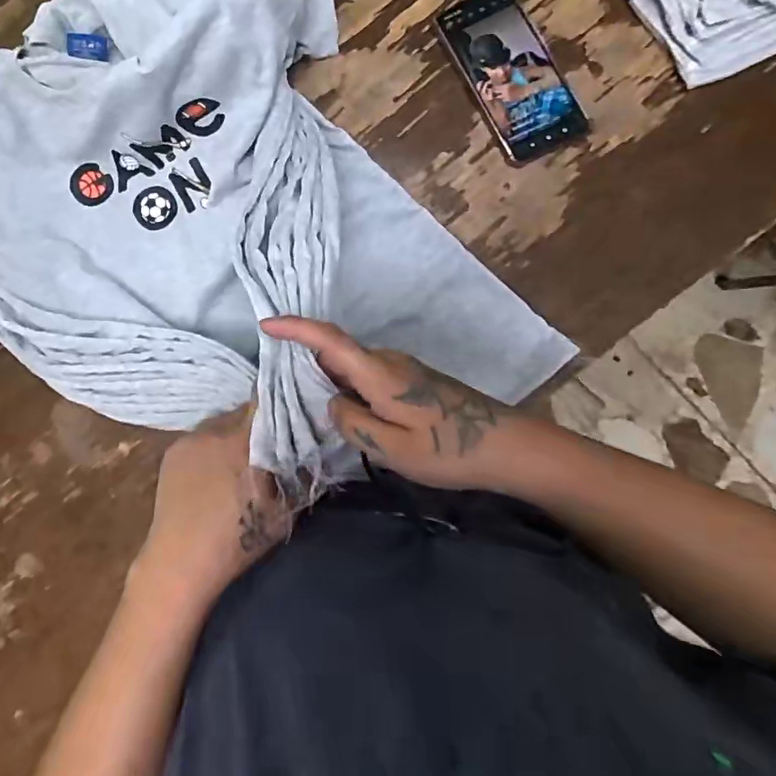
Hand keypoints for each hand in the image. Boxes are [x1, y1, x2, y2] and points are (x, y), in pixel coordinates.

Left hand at [130, 404, 288, 608]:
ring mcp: (189, 439)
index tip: (288, 418)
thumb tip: (304, 453)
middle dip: (253, 426)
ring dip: (229, 436)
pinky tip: (211, 470)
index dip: (277, 409)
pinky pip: (198, 439)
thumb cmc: (237, 540)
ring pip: (218, 425)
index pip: (263, 405)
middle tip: (264, 445)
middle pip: (240, 414)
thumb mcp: (281, 511)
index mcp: (242, 441)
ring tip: (236, 460)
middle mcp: (214, 431)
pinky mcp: (172, 451)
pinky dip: (209, 447)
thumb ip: (293, 475)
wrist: (181, 559)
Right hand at [261, 316, 515, 489]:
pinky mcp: (413, 380)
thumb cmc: (450, 450)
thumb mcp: (392, 448)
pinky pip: (368, 375)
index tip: (265, 325)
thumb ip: (351, 423)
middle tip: (291, 399)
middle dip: (308, 366)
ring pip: (352, 367)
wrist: (511, 446)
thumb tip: (332, 404)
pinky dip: (351, 388)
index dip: (294, 328)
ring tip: (326, 416)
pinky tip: (358, 418)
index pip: (327, 339)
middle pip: (336, 353)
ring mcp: (402, 368)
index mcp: (377, 373)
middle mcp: (387, 361)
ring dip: (332, 382)